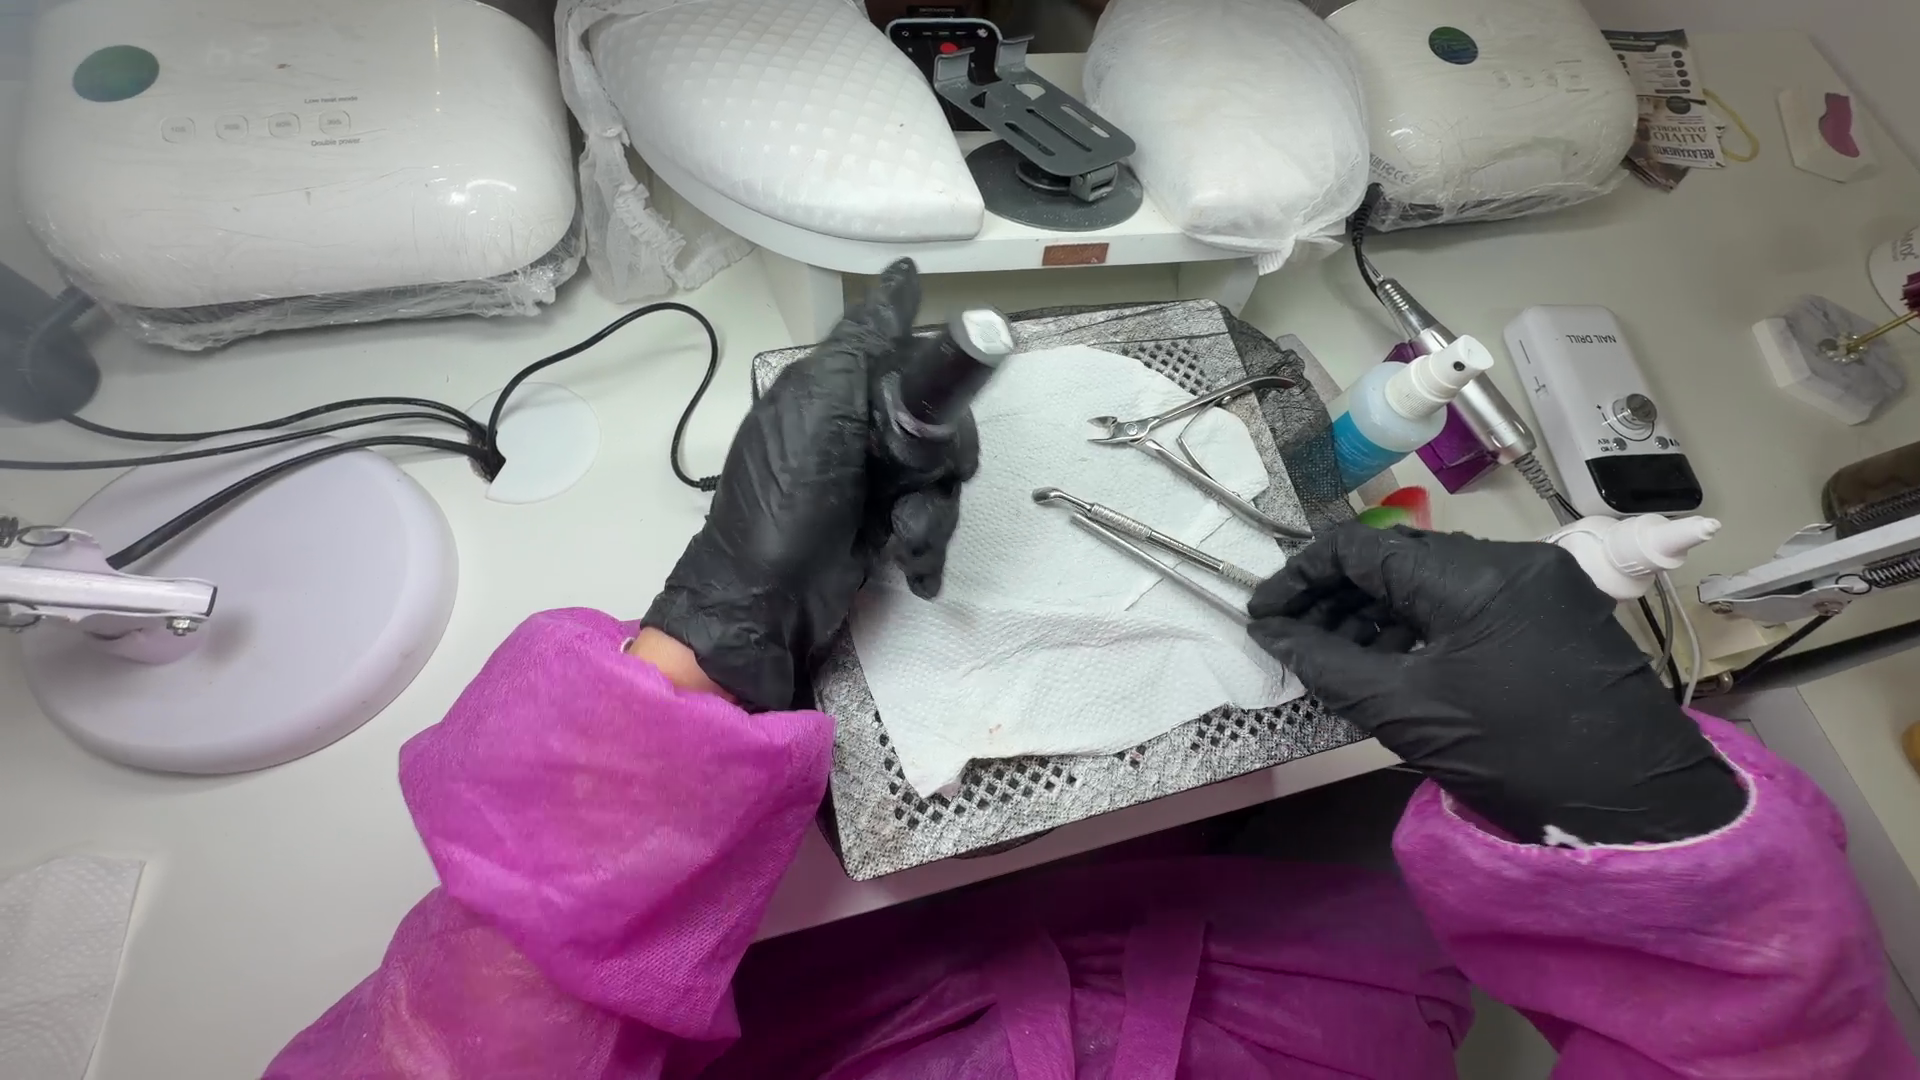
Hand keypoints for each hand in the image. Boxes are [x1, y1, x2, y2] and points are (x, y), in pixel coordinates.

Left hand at [643, 260, 978, 710]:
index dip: (936, 389)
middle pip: (943, 427)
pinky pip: (933, 523)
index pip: (916, 364)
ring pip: (944, 481)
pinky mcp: (889, 527)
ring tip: (904, 537)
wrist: (767, 598)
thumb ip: (864, 343)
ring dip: (931, 516)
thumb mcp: (820, 406)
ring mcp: (878, 483)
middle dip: (938, 463)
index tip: (937, 414)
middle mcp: (864, 430)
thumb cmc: (787, 497)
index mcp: (842, 390)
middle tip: (914, 483)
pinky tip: (911, 567)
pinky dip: (927, 548)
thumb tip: (904, 271)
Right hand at [1246, 524, 1745, 844]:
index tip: (1266, 613)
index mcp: (1470, 577)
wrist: (1644, 812)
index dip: (1298, 576)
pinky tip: (1384, 655)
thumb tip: (1270, 631)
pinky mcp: (1547, 602)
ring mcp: (1533, 577)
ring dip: (1369, 607)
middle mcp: (1505, 558)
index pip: (1356, 547)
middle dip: (1332, 594)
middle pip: (1389, 557)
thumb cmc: (1513, 757)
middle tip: (1295, 636)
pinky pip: (1458, 595)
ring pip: (1422, 575)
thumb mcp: (1400, 711)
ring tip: (1334, 651)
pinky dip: (1411, 619)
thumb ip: (1322, 660)